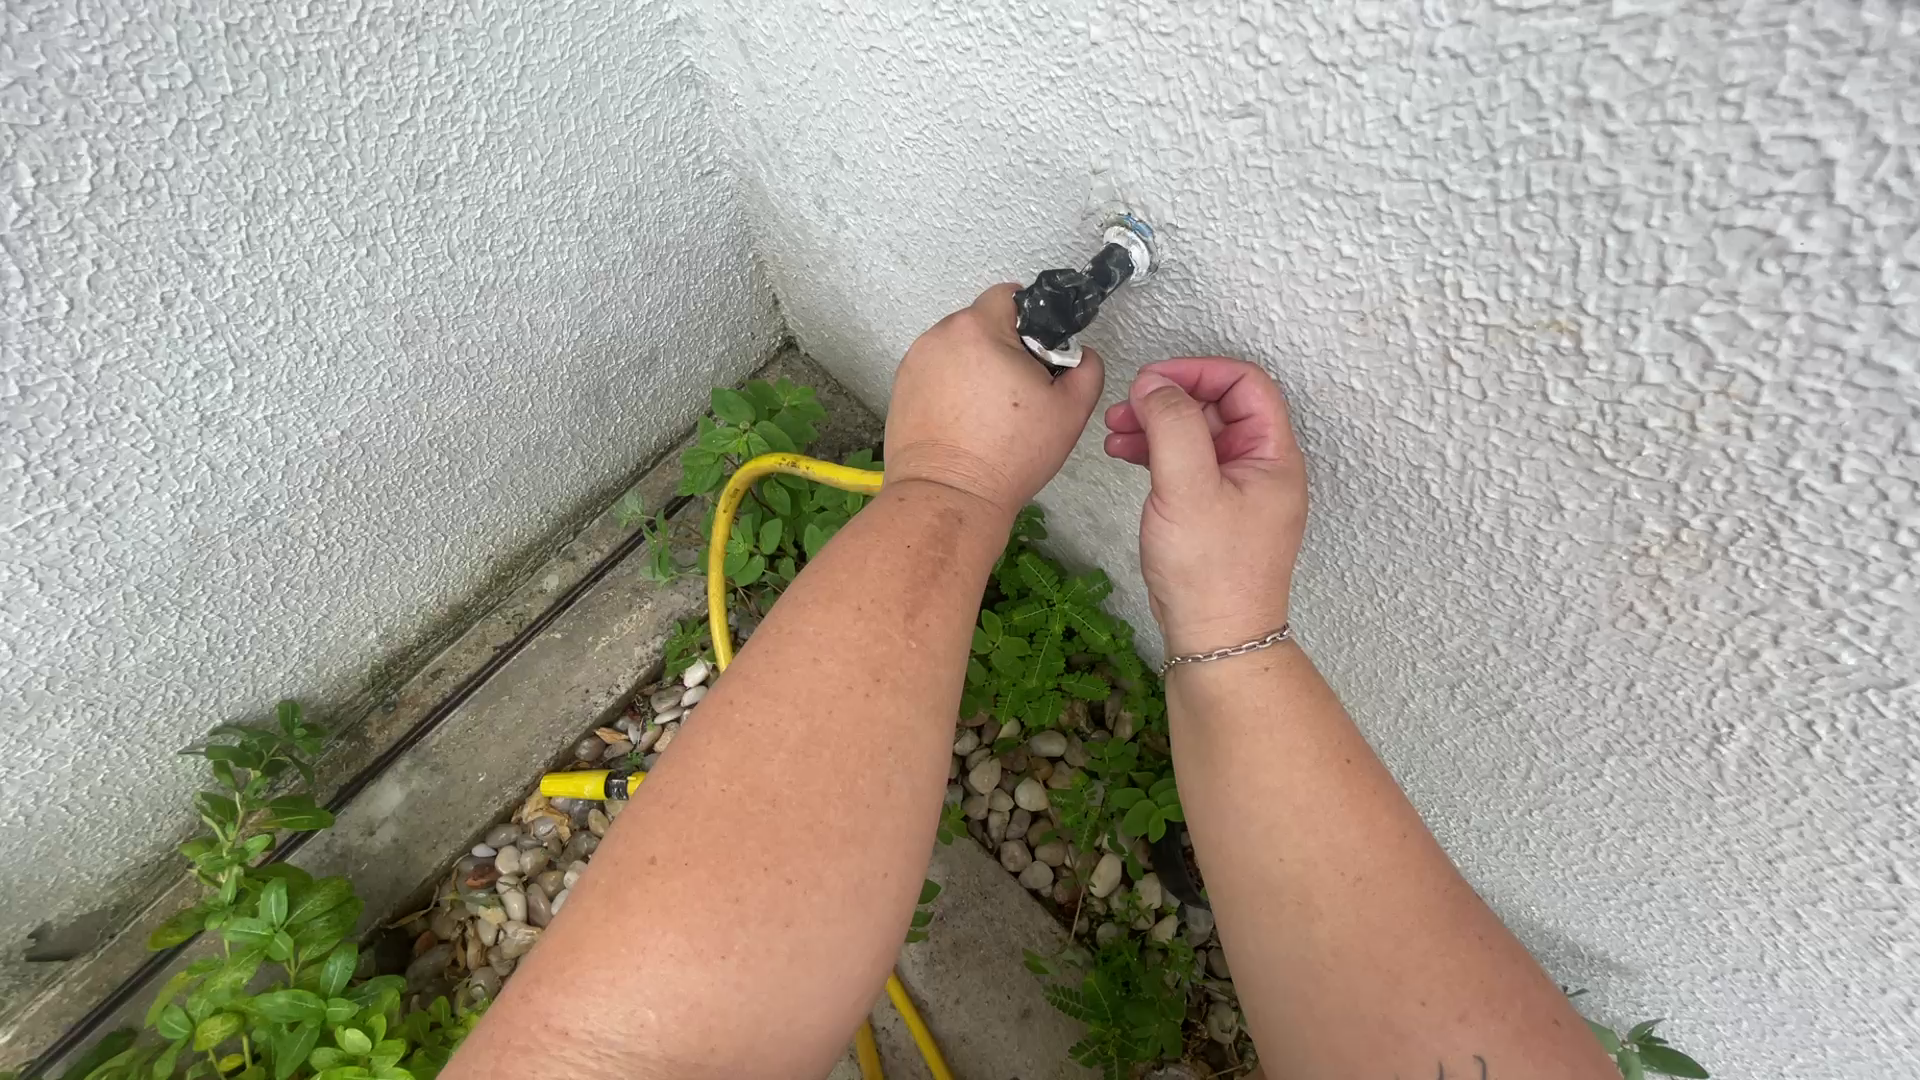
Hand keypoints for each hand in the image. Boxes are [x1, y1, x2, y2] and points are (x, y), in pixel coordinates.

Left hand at [885, 284, 1104, 518]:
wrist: (951, 495)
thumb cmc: (1005, 457)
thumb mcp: (1070, 411)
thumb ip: (1087, 368)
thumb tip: (1081, 356)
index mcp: (979, 328)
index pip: (1009, 296)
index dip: (1032, 321)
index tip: (1038, 353)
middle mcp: (940, 337)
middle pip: (981, 323)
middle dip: (1003, 347)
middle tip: (1017, 392)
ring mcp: (915, 363)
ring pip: (958, 349)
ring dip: (976, 368)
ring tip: (990, 412)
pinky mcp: (901, 388)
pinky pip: (936, 373)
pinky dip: (952, 388)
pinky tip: (966, 421)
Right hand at [1103, 358, 1306, 653]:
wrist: (1213, 636)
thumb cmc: (1210, 572)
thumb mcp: (1188, 487)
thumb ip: (1173, 426)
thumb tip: (1155, 384)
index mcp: (1272, 455)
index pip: (1244, 384)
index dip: (1197, 372)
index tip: (1152, 380)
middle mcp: (1259, 467)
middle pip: (1215, 408)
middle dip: (1167, 400)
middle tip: (1126, 408)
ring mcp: (1235, 490)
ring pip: (1195, 436)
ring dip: (1156, 426)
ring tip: (1115, 432)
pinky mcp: (1211, 509)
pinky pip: (1185, 464)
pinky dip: (1155, 454)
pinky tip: (1126, 455)